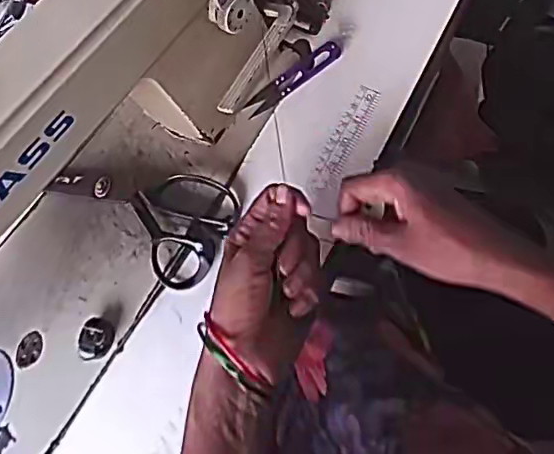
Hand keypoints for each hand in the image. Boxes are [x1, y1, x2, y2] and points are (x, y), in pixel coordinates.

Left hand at [207, 184, 322, 380]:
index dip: (290, 201)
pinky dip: (308, 292)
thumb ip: (270, 227)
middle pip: (298, 225)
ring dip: (301, 273)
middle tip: (280, 267)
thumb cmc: (234, 311)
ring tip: (285, 290)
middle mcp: (270, 247)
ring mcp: (288, 268)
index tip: (299, 210)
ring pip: (311, 250)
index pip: (275, 201)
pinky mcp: (304, 289)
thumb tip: (284, 197)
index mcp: (250, 235)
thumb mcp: (248, 261)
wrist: (248, 356)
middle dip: (294, 248)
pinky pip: (319, 277)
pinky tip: (292, 304)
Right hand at [330, 166, 542, 290]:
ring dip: (377, 214)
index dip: (343, 211)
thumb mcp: (400, 246)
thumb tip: (341, 226)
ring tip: (384, 243)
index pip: (352, 186)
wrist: (495, 256)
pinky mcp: (433, 189)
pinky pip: (401, 195)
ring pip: (383, 192)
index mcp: (398, 179)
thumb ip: (364, 233)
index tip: (344, 232)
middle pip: (367, 186)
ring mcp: (423, 178)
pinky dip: (394, 213)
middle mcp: (410, 171)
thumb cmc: (458, 249)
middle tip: (361, 240)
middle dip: (360, 212)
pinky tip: (404, 237)